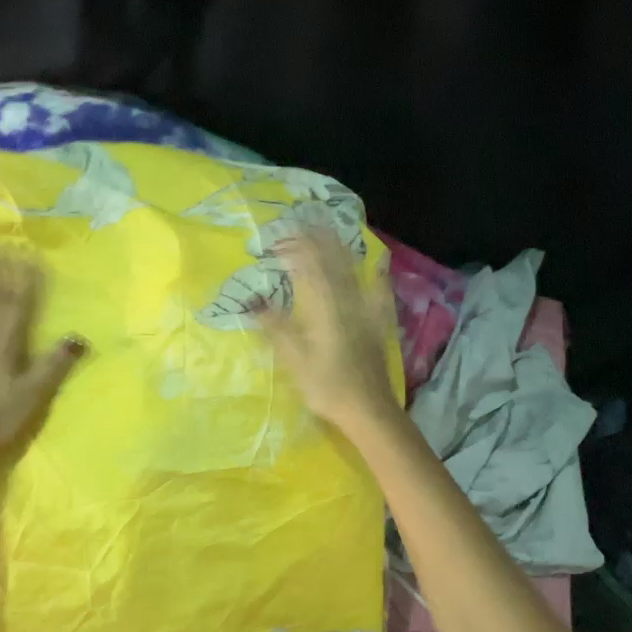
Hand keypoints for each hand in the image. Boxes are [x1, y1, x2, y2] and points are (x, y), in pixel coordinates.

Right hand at [260, 223, 399, 433]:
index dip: (295, 248)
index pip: (308, 268)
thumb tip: (252, 302)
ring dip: (341, 249)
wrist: (368, 410)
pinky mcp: (378, 324)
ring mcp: (366, 312)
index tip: (279, 235)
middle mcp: (346, 302)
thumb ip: (275, 328)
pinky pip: (379, 292)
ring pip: (353, 272)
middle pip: (332, 263)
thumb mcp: (294, 360)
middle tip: (302, 221)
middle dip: (316, 240)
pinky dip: (377, 275)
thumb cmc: (326, 387)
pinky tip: (379, 262)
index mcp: (324, 308)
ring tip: (331, 229)